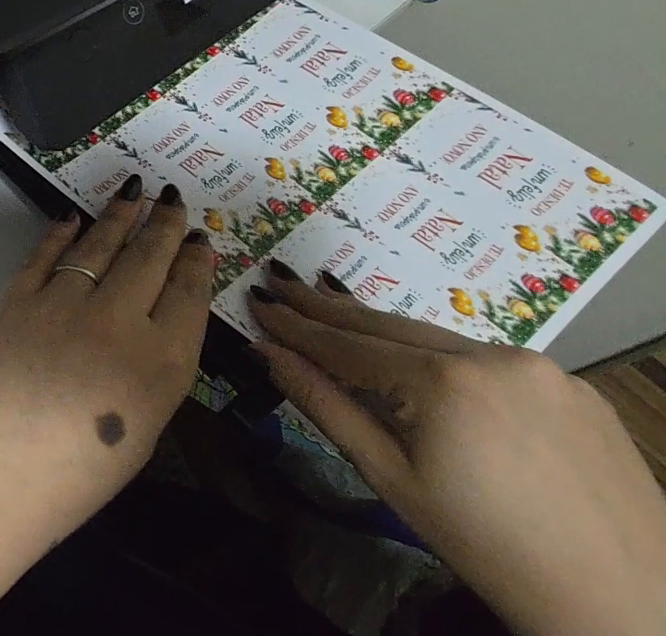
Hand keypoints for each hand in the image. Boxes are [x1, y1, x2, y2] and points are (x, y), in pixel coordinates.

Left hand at [0, 175, 215, 540]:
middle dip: (163, 225)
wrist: (3, 465)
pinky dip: (59, 233)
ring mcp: (62, 302)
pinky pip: (44, 255)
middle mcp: (118, 319)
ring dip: (117, 216)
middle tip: (172, 200)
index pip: (187, 294)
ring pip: (97, 245)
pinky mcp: (17, 298)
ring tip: (132, 193)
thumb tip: (150, 326)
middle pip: (147, 259)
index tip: (199, 239)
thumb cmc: (83, 467)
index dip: (194, 262)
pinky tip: (72, 219)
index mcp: (164, 359)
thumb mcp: (148, 421)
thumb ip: (155, 367)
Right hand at [250, 263, 665, 635]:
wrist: (628, 602)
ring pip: (438, 338)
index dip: (294, 323)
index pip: (346, 343)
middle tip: (280, 281)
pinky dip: (437, 353)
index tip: (255, 298)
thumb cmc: (487, 544)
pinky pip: (484, 358)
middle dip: (328, 306)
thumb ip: (325, 404)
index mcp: (444, 380)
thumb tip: (268, 352)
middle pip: (389, 325)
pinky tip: (413, 358)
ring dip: (381, 328)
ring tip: (330, 306)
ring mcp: (542, 368)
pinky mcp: (573, 386)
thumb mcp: (389, 476)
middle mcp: (495, 356)